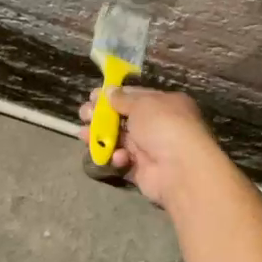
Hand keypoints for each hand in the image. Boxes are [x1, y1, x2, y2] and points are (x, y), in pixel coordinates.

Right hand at [78, 86, 229, 211]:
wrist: (179, 168)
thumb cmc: (163, 126)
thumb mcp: (142, 103)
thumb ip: (122, 98)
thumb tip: (109, 91)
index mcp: (164, 104)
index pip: (135, 96)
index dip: (112, 96)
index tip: (92, 96)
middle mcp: (159, 125)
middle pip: (123, 118)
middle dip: (101, 116)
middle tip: (84, 115)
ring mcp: (151, 149)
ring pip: (119, 140)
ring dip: (100, 136)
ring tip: (82, 134)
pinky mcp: (143, 170)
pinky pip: (123, 160)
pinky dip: (116, 157)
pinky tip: (116, 156)